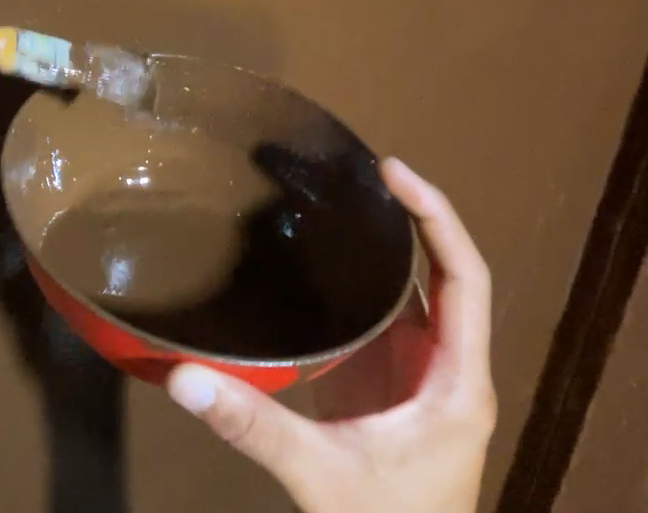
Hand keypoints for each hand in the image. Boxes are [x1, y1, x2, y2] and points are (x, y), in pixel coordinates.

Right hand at [166, 158, 495, 512]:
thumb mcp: (321, 476)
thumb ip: (255, 426)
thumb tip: (183, 377)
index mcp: (455, 381)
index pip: (465, 280)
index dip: (437, 218)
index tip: (392, 171)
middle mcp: (447, 368)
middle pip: (447, 274)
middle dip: (411, 215)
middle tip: (354, 170)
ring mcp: (419, 376)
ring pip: (418, 292)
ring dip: (390, 243)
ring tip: (337, 197)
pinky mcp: (390, 385)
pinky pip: (387, 314)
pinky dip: (364, 276)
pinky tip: (321, 257)